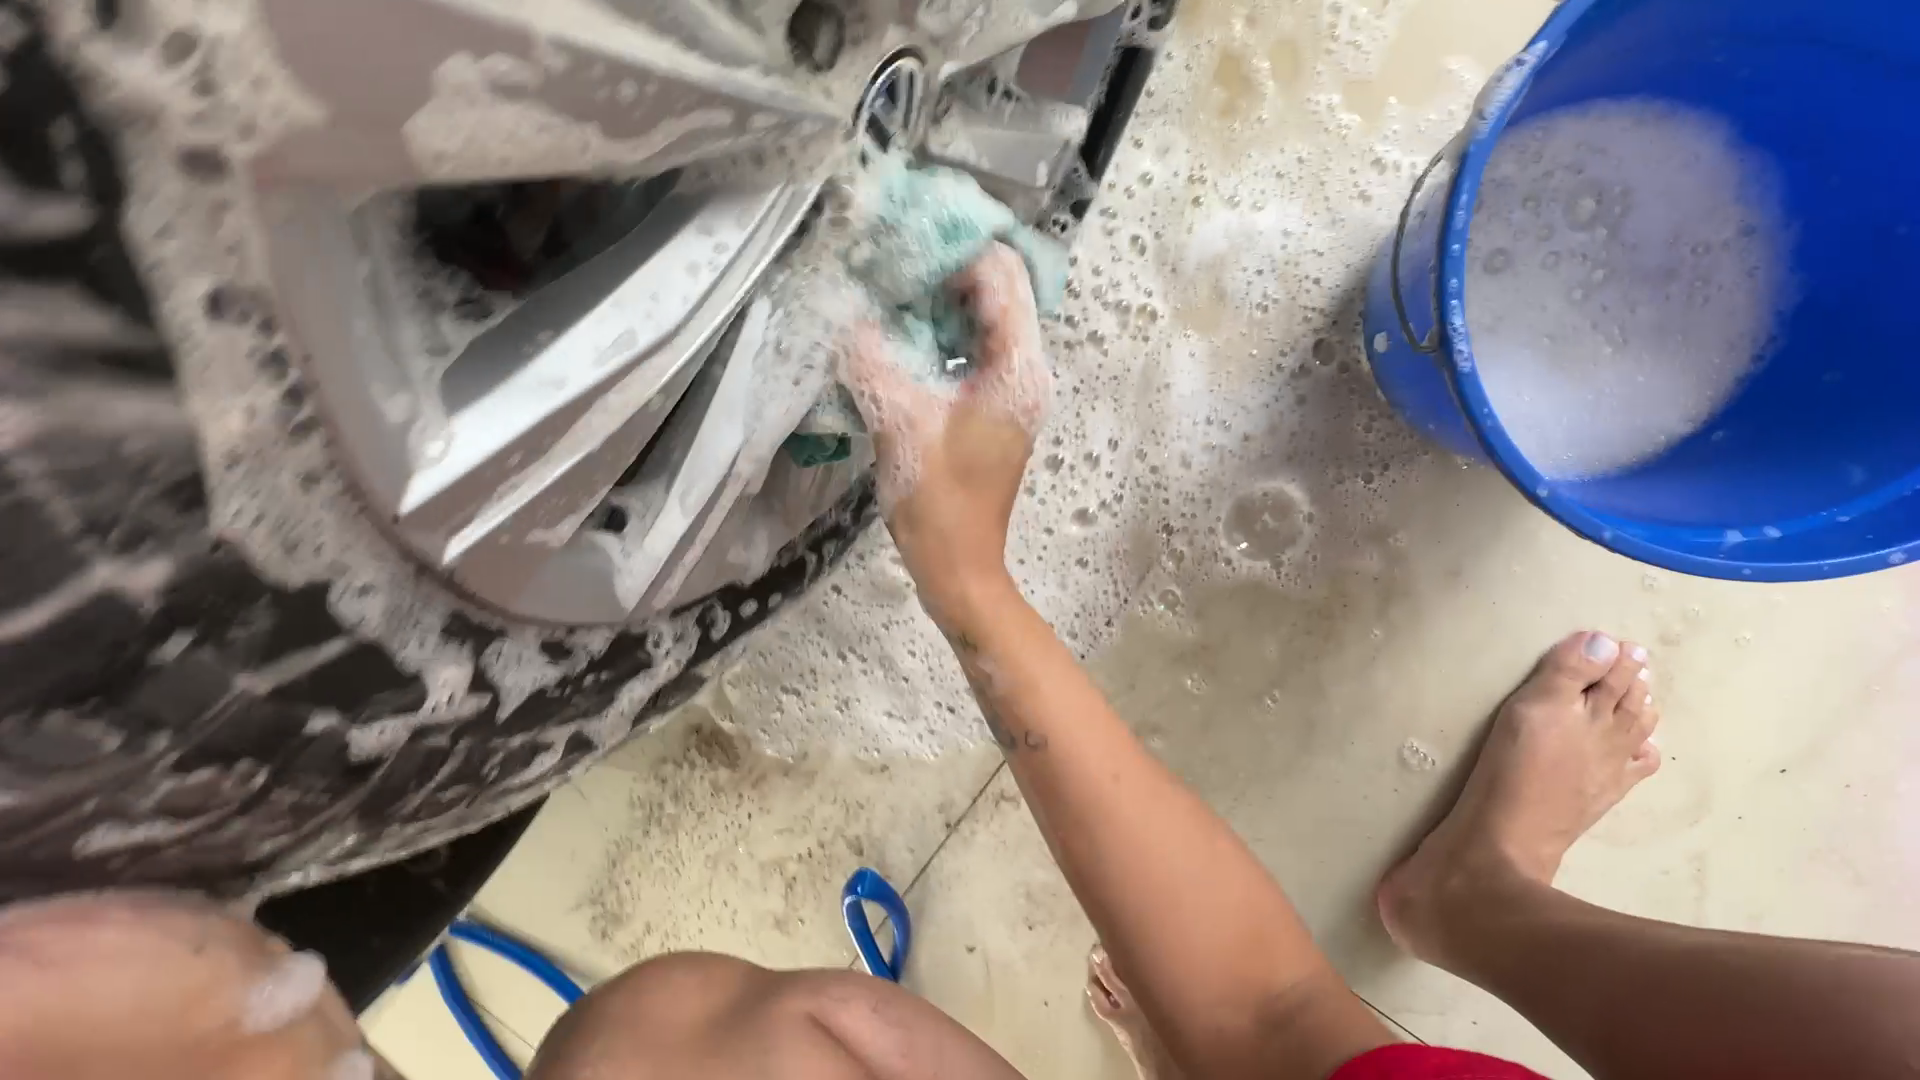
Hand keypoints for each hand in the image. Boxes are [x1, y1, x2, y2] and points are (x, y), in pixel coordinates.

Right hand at [839, 242, 1051, 623]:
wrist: (959, 568)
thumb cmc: (939, 505)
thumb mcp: (900, 427)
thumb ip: (872, 360)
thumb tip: (845, 308)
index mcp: (1017, 370)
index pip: (1002, 276)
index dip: (957, 245)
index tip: (906, 231)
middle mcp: (1025, 371)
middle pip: (996, 292)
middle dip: (945, 267)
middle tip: (890, 253)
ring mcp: (1010, 390)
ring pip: (981, 320)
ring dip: (938, 300)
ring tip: (887, 285)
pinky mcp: (991, 407)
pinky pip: (969, 351)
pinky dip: (938, 334)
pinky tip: (896, 333)